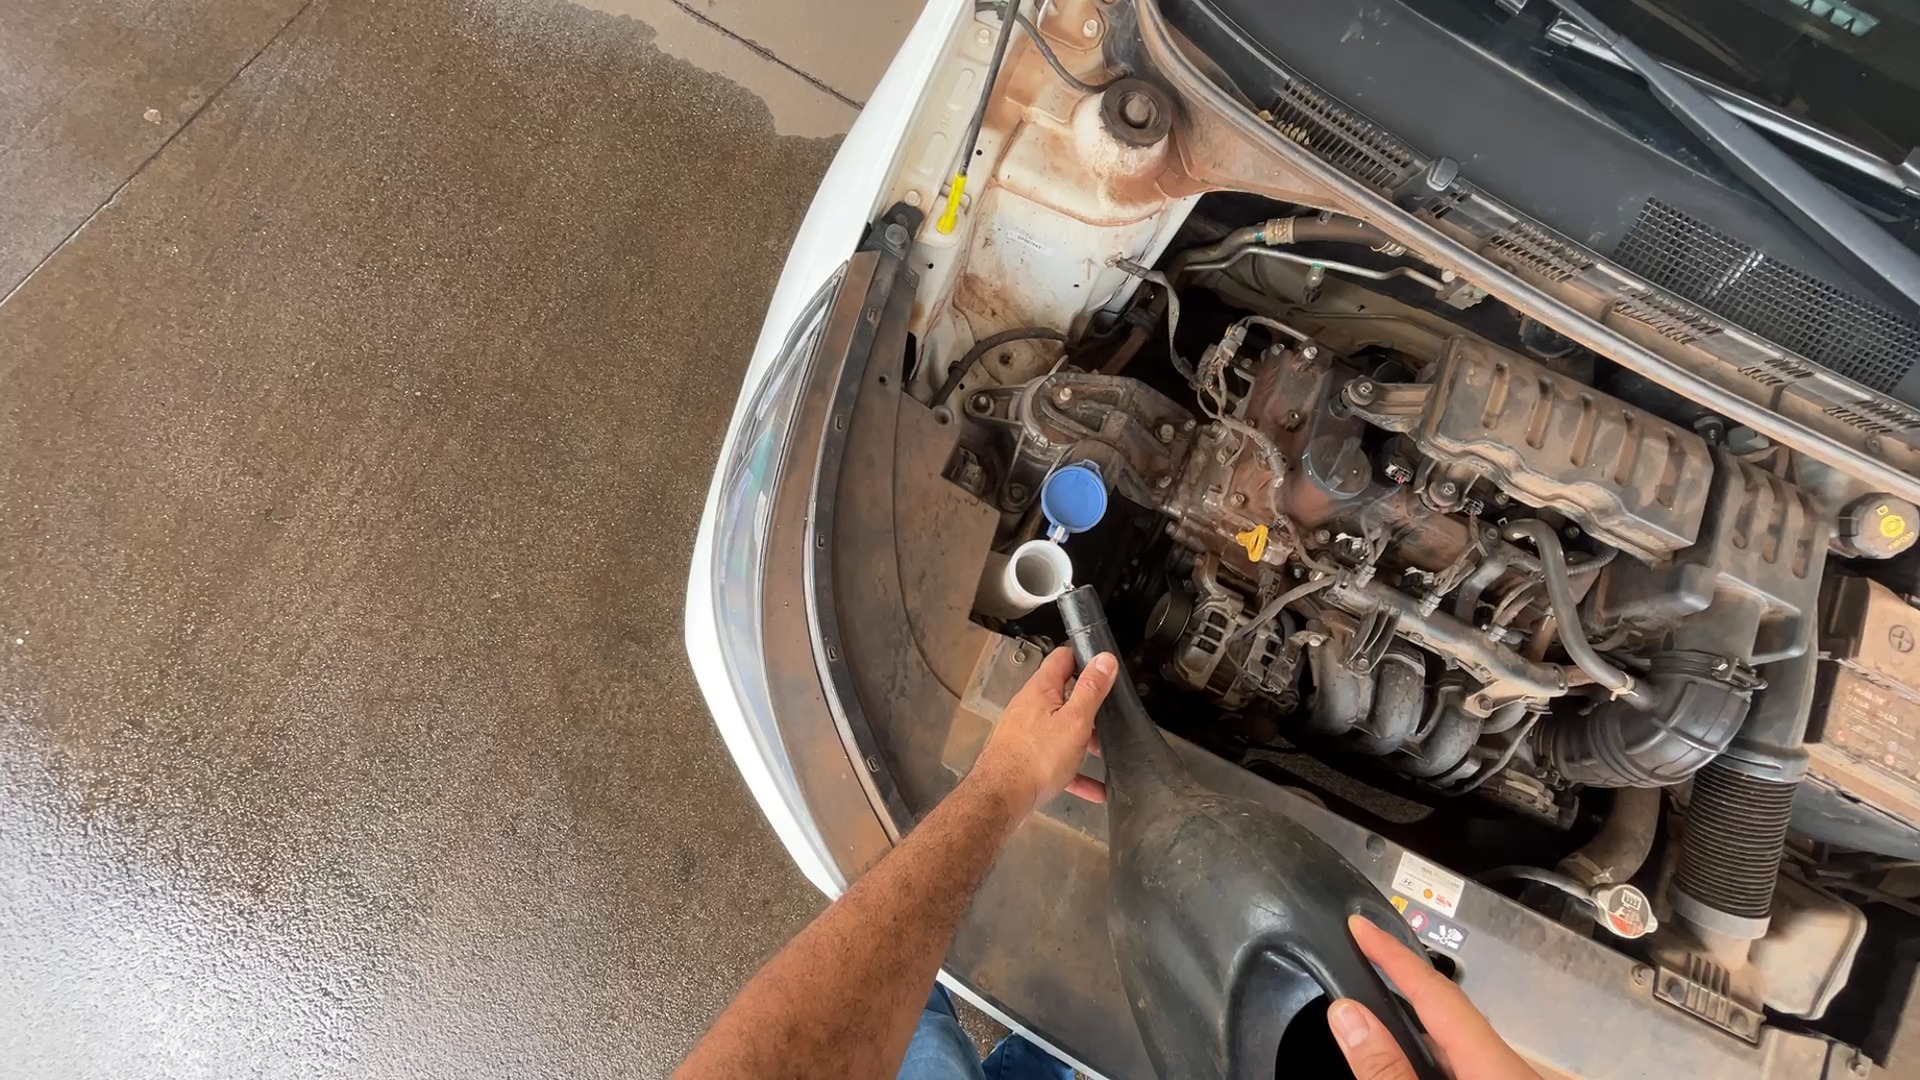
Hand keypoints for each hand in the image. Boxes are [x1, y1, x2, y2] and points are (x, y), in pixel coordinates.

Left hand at [970, 647, 1115, 818]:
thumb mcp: (1074, 720)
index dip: (1084, 658)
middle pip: (1064, 696)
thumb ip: (1091, 690)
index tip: (1104, 668)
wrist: (1002, 797)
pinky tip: (1096, 789)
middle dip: (1088, 707)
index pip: (1063, 658)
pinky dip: (1076, 771)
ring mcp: (1026, 732)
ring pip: (1062, 730)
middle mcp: (1030, 706)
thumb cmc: (1035, 757)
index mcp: (1041, 689)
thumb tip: (1104, 659)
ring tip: (1105, 755)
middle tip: (1109, 717)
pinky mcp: (1026, 757)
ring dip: (1084, 741)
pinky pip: (1057, 760)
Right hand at [1328, 914, 1541, 1079]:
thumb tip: (1346, 1012)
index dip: (1394, 954)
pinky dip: (1437, 1051)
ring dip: (1418, 1022)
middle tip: (1361, 952)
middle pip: (1453, 1013)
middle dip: (1404, 980)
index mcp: (1499, 1069)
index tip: (1358, 924)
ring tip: (1376, 1007)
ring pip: (1464, 1041)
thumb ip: (1387, 1070)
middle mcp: (1518, 1071)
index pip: (1438, 992)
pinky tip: (1412, 1061)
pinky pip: (1473, 1063)